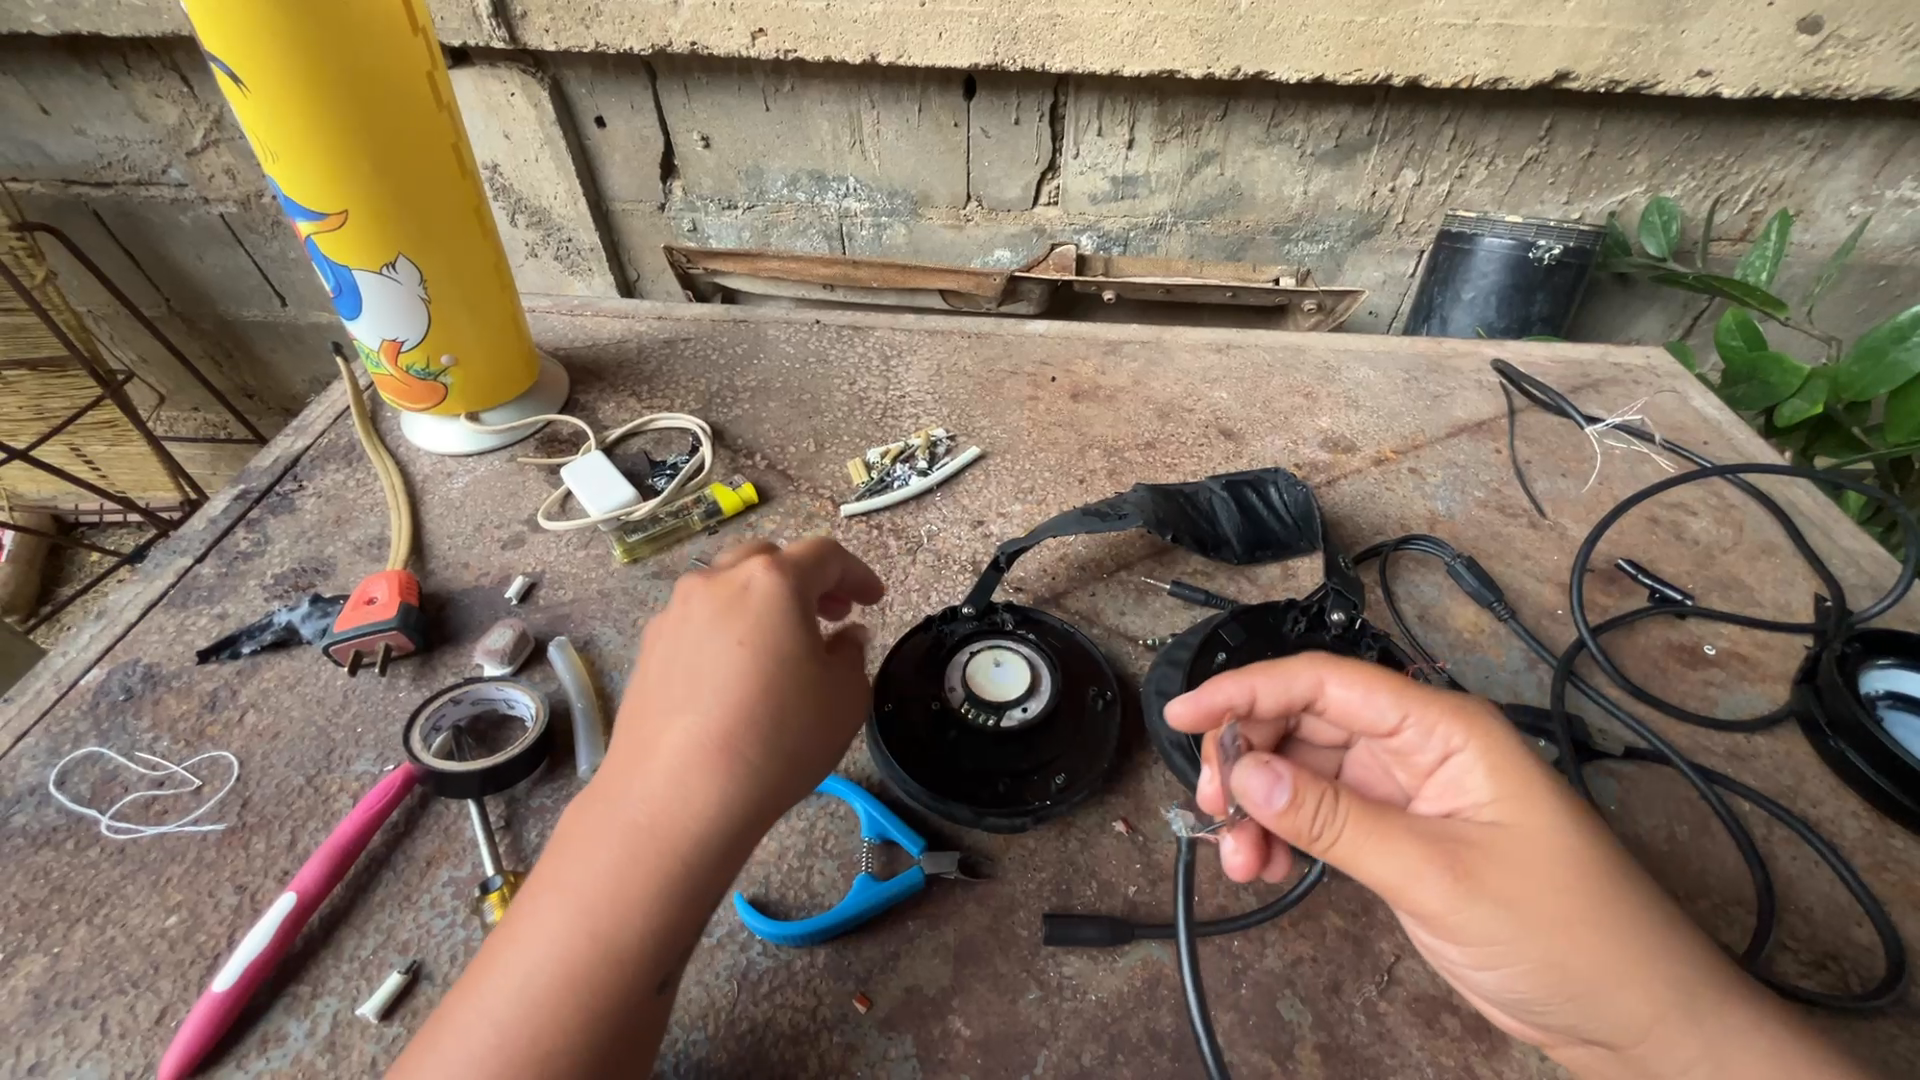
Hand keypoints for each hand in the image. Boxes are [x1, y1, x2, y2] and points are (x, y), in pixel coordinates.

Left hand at [602, 537, 884, 838]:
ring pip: (727, 587)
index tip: (873, 600)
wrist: (677, 797)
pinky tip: (738, 676)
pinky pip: (699, 623)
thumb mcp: (844, 698)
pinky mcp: (649, 649)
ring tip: (782, 646)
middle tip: (831, 614)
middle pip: (768, 560)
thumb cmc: (777, 738)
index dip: (856, 574)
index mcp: (773, 582)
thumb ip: (851, 655)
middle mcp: (718, 582)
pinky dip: (727, 631)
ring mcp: (676, 614)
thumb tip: (843, 639)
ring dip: (762, 603)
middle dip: (805, 580)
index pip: (824, 555)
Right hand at [1165, 652, 1863, 1079]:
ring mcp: (1403, 790)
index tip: (1182, 716)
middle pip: (1302, 723)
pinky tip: (1267, 868)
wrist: (1639, 1024)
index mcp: (1439, 728)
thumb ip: (1332, 818)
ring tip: (1238, 858)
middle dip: (1247, 759)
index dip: (1245, 690)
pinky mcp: (1395, 831)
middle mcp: (1415, 746)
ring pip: (1302, 772)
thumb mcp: (1436, 874)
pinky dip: (1284, 836)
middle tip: (1214, 810)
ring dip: (1260, 807)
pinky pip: (1318, 814)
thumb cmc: (1562, 936)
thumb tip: (1243, 771)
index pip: (1323, 683)